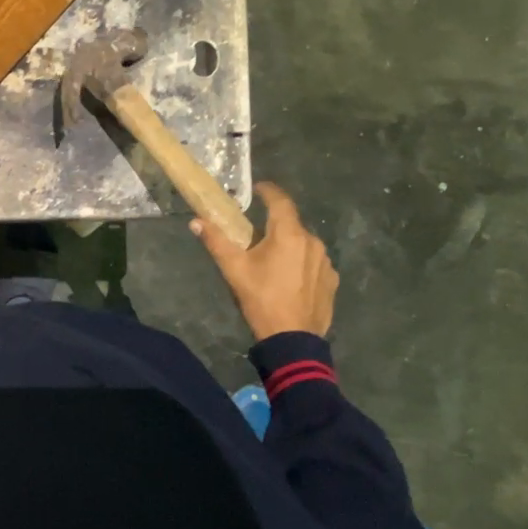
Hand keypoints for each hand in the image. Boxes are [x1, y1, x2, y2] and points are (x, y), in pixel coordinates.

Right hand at [190, 182, 337, 340]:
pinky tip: (289, 280)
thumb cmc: (261, 299)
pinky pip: (314, 263)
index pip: (280, 201)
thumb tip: (196, 222)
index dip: (268, 191)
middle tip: (256, 237)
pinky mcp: (332, 280)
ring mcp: (326, 262)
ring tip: (273, 262)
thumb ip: (216, 242)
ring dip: (289, 246)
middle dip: (274, 226)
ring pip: (304, 244)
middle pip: (291, 225)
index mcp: (289, 234)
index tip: (258, 189)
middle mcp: (312, 242)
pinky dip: (301, 264)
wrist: (293, 339)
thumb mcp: (234, 270)